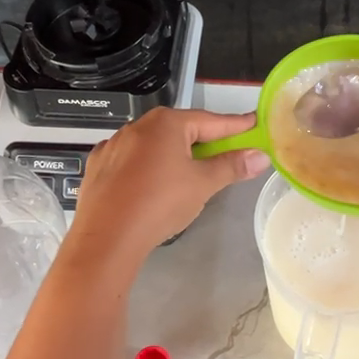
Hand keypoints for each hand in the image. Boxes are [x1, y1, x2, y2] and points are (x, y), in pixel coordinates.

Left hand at [69, 108, 268, 269]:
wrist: (107, 237)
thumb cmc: (160, 203)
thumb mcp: (203, 184)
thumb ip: (232, 166)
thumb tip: (260, 156)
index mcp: (167, 123)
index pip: (211, 121)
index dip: (235, 126)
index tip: (253, 125)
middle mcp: (138, 125)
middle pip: (180, 130)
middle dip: (203, 141)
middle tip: (224, 153)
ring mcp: (113, 144)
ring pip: (153, 144)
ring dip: (171, 154)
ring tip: (185, 173)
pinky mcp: (98, 165)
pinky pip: (130, 159)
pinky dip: (144, 166)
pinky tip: (149, 182)